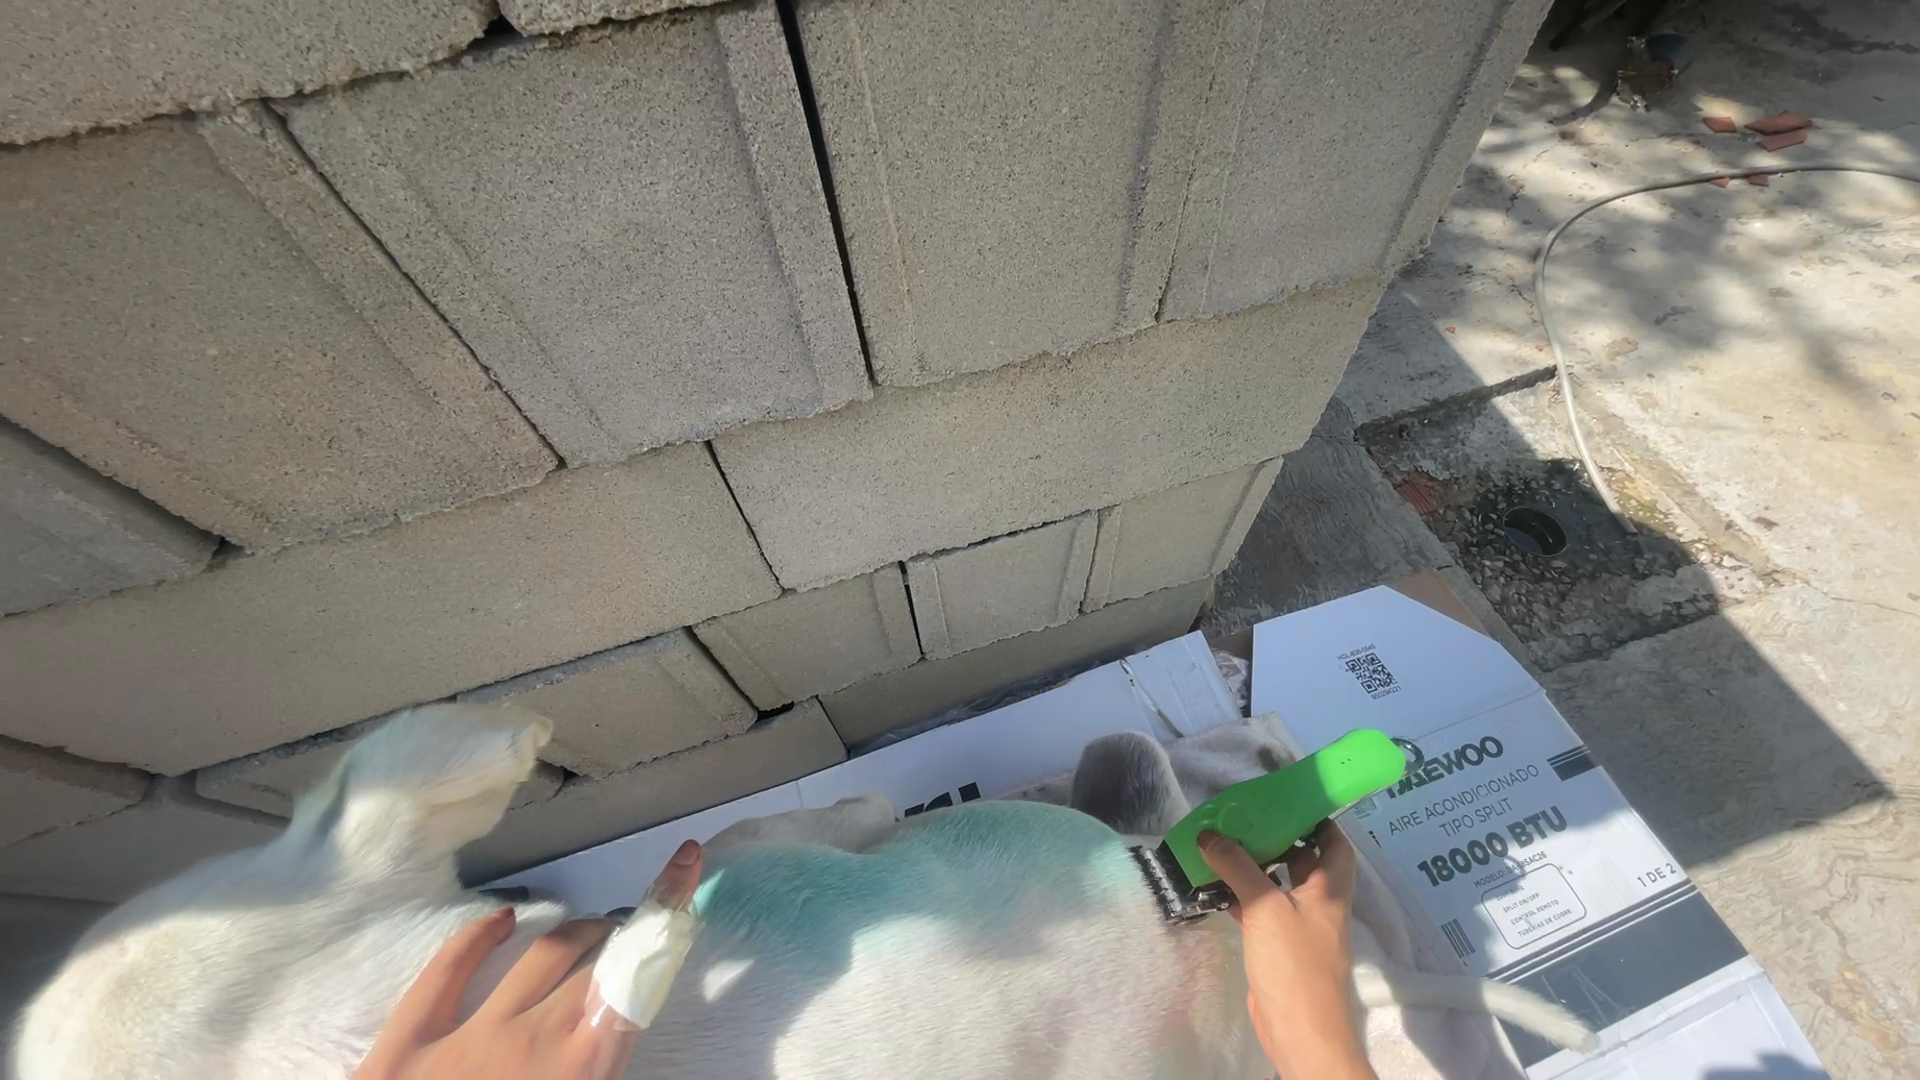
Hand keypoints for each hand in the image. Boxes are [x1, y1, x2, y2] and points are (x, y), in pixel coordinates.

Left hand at [356, 839, 703, 1079]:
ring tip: (590, 931)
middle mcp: (533, 1038)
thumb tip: (625, 1036)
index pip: (639, 971)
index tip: (686, 859)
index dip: (667, 907)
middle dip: (626, 930)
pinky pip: (444, 973)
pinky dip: (478, 937)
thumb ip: (604, 1069)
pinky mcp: (399, 1051)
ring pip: (542, 952)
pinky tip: (503, 919)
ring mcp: (464, 1039)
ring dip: (578, 932)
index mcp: (582, 1068)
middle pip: (599, 954)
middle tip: (633, 934)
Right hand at [1200, 825, 1376, 1079]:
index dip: (1317, 818)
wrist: (1301, 1035)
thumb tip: (1208, 833)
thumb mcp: (1264, 906)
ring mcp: (1299, 928)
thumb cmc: (1294, 964)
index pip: (1335, 843)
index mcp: (1328, 890)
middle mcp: (1318, 904)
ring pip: (1278, 884)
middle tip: (1243, 816)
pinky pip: (1260, 909)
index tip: (1286, 798)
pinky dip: (1240, 894)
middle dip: (1277, 836)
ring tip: (1223, 843)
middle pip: (1303, 860)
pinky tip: (1214, 885)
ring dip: (1254, 864)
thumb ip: (1237, 866)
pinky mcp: (1279, 947)